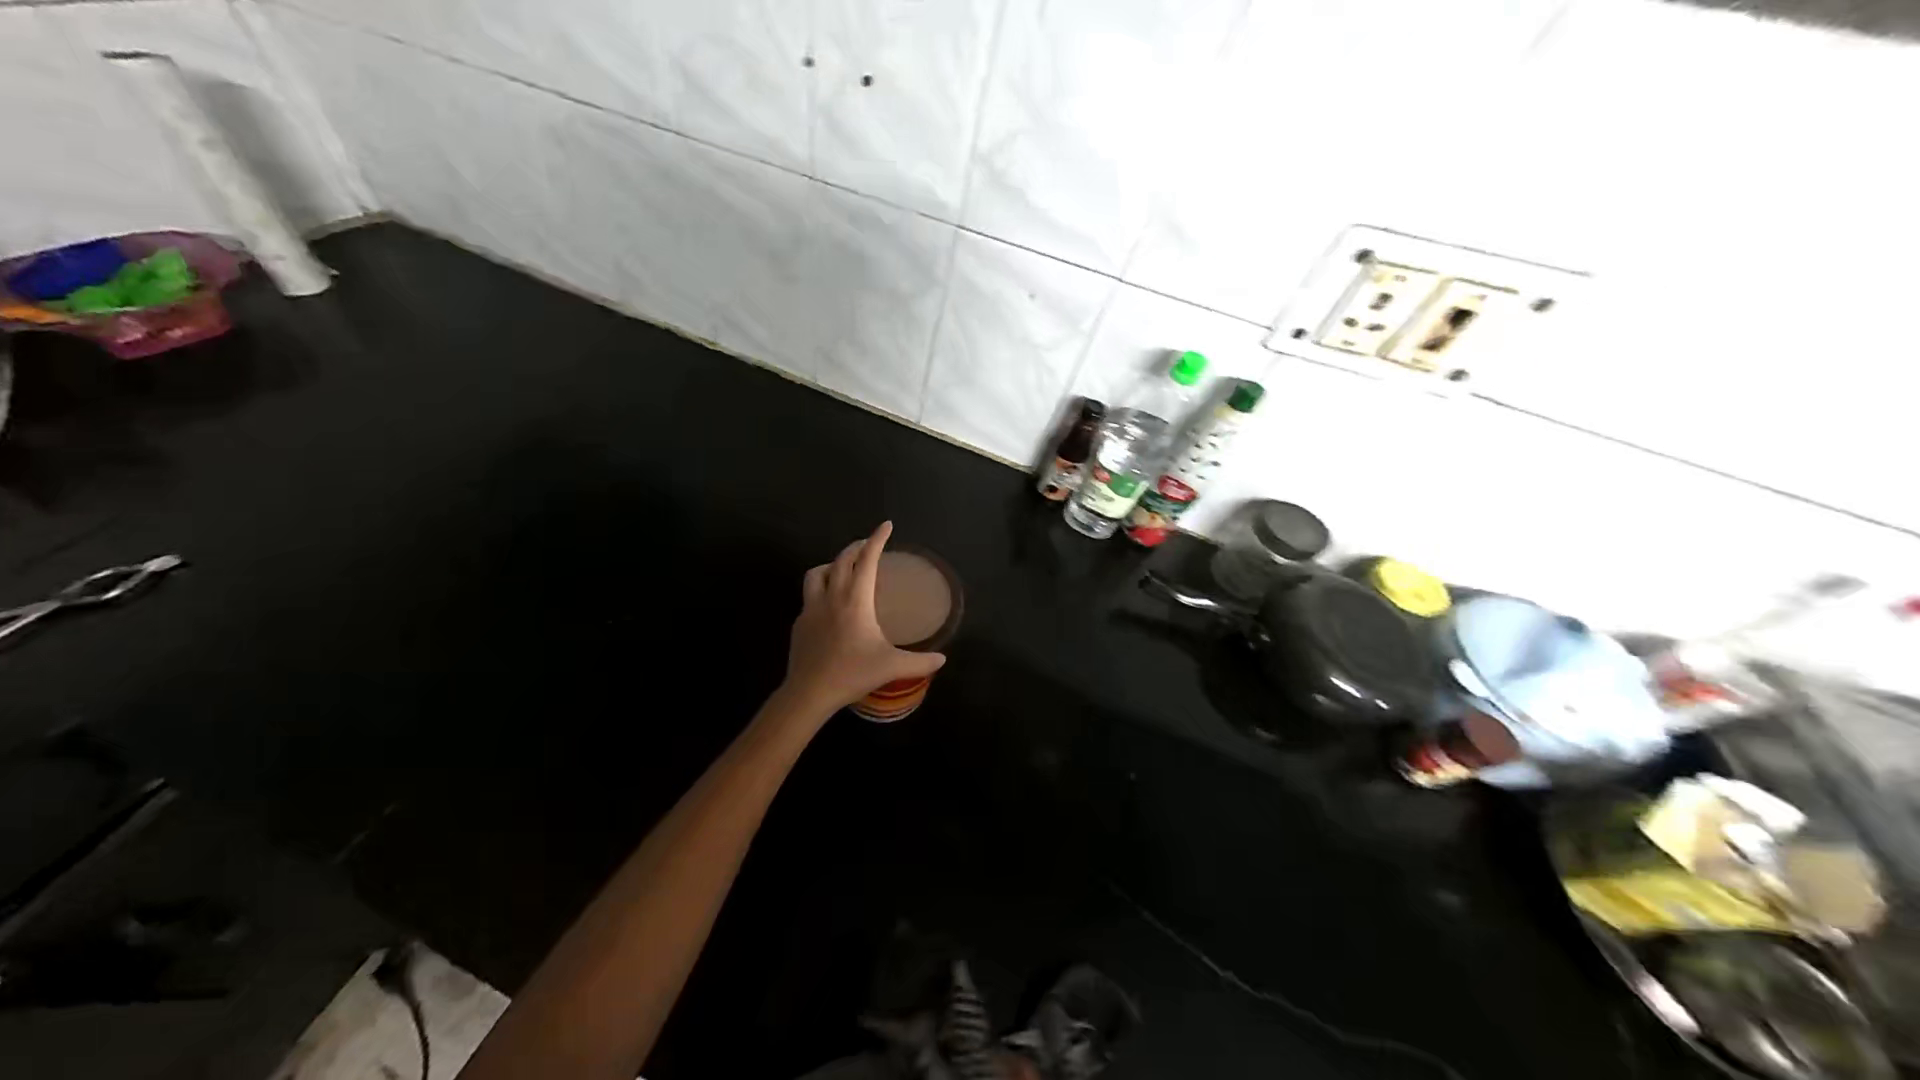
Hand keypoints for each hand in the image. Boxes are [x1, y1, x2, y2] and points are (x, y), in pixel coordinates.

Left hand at [782, 521, 945, 713]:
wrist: (808, 693)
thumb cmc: (851, 674)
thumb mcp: (891, 667)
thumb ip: (919, 662)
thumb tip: (942, 659)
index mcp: (855, 600)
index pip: (866, 560)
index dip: (877, 539)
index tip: (886, 525)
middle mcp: (831, 597)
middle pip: (841, 560)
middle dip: (856, 547)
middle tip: (869, 545)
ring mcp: (810, 609)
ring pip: (817, 573)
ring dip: (832, 565)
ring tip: (843, 570)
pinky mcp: (799, 623)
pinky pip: (809, 596)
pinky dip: (820, 590)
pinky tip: (828, 606)